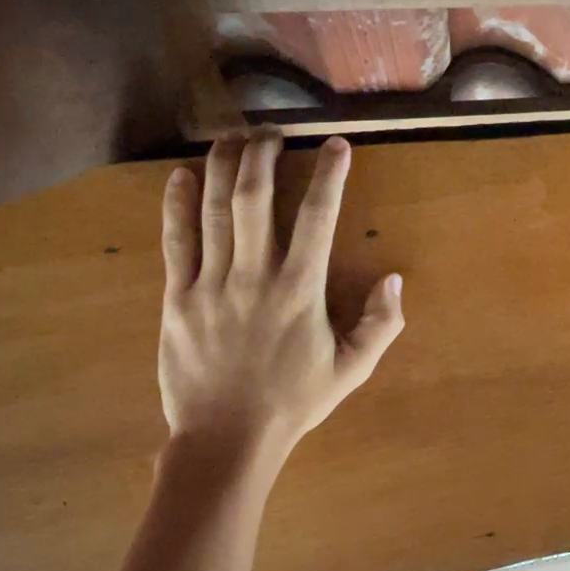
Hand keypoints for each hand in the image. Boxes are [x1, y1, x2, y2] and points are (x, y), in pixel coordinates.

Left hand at [158, 130, 404, 463]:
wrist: (226, 439)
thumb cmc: (295, 402)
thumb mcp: (352, 368)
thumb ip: (380, 324)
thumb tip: (394, 279)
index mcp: (300, 290)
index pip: (317, 218)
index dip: (329, 176)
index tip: (336, 144)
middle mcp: (254, 276)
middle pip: (253, 199)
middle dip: (263, 156)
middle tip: (272, 130)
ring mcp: (210, 285)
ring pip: (212, 212)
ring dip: (222, 168)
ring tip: (233, 138)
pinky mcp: (177, 299)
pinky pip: (175, 242)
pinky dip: (176, 205)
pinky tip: (180, 176)